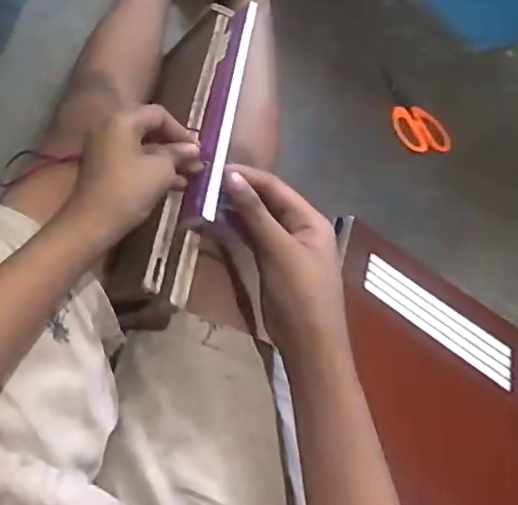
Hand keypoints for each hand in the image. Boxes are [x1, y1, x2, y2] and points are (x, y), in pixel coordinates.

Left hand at [58, 104, 200, 246]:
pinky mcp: (103, 165)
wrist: (90, 223)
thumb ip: (177, 154)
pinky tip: (175, 184)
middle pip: (149, 129)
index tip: (198, 149)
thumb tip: (193, 149)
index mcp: (122, 119)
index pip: (158, 114)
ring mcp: (104, 146)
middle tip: (197, 161)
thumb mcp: (160, 171)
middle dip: (175, 145)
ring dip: (167, 159)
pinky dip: (152, 167)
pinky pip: (132, 158)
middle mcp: (110, 126)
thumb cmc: (128, 190)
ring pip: (142, 146)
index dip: (181, 130)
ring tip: (192, 175)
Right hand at [223, 165, 347, 358]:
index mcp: (310, 220)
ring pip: (259, 217)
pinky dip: (238, 226)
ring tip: (207, 195)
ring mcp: (287, 245)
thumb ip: (254, 212)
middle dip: (240, 190)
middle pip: (267, 200)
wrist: (310, 349)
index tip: (216, 168)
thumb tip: (231, 175)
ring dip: (236, 207)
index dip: (247, 175)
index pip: (275, 187)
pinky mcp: (274, 261)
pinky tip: (218, 219)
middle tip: (207, 181)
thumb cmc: (300, 295)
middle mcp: (301, 227)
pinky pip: (254, 235)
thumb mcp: (277, 250)